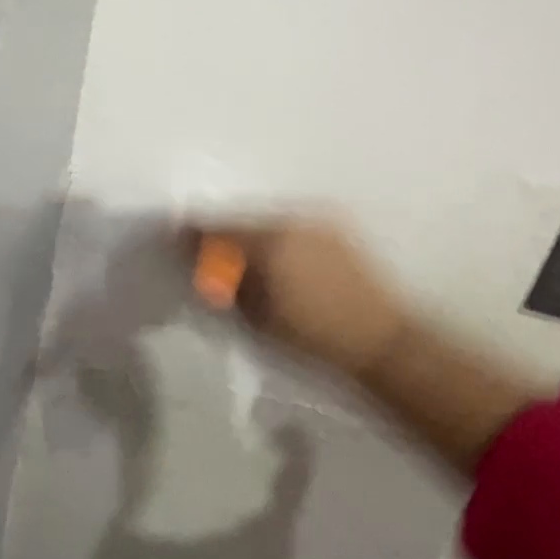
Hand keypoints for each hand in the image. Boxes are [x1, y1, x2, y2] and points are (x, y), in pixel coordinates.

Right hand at [190, 218, 412, 377]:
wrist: (383, 340)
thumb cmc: (314, 339)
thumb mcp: (259, 321)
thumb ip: (228, 288)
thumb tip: (208, 271)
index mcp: (267, 242)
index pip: (216, 228)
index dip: (192, 234)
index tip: (176, 240)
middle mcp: (291, 220)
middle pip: (242, 218)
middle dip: (223, 233)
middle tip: (208, 252)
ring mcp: (318, 220)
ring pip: (269, 219)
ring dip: (252, 234)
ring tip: (244, 257)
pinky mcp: (337, 228)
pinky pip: (293, 224)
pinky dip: (278, 236)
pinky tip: (277, 257)